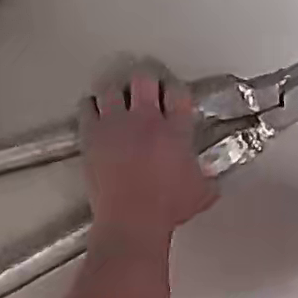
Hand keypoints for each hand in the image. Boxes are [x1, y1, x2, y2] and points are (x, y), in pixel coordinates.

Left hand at [81, 68, 216, 253]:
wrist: (133, 218)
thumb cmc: (165, 206)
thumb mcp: (201, 192)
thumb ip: (207, 178)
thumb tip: (210, 179)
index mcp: (176, 131)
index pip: (178, 93)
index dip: (176, 90)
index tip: (174, 95)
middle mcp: (146, 121)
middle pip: (144, 79)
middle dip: (147, 81)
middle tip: (148, 88)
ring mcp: (116, 125)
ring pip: (112, 87)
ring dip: (118, 91)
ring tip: (122, 96)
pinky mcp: (92, 135)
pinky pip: (88, 106)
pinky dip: (93, 105)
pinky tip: (98, 111)